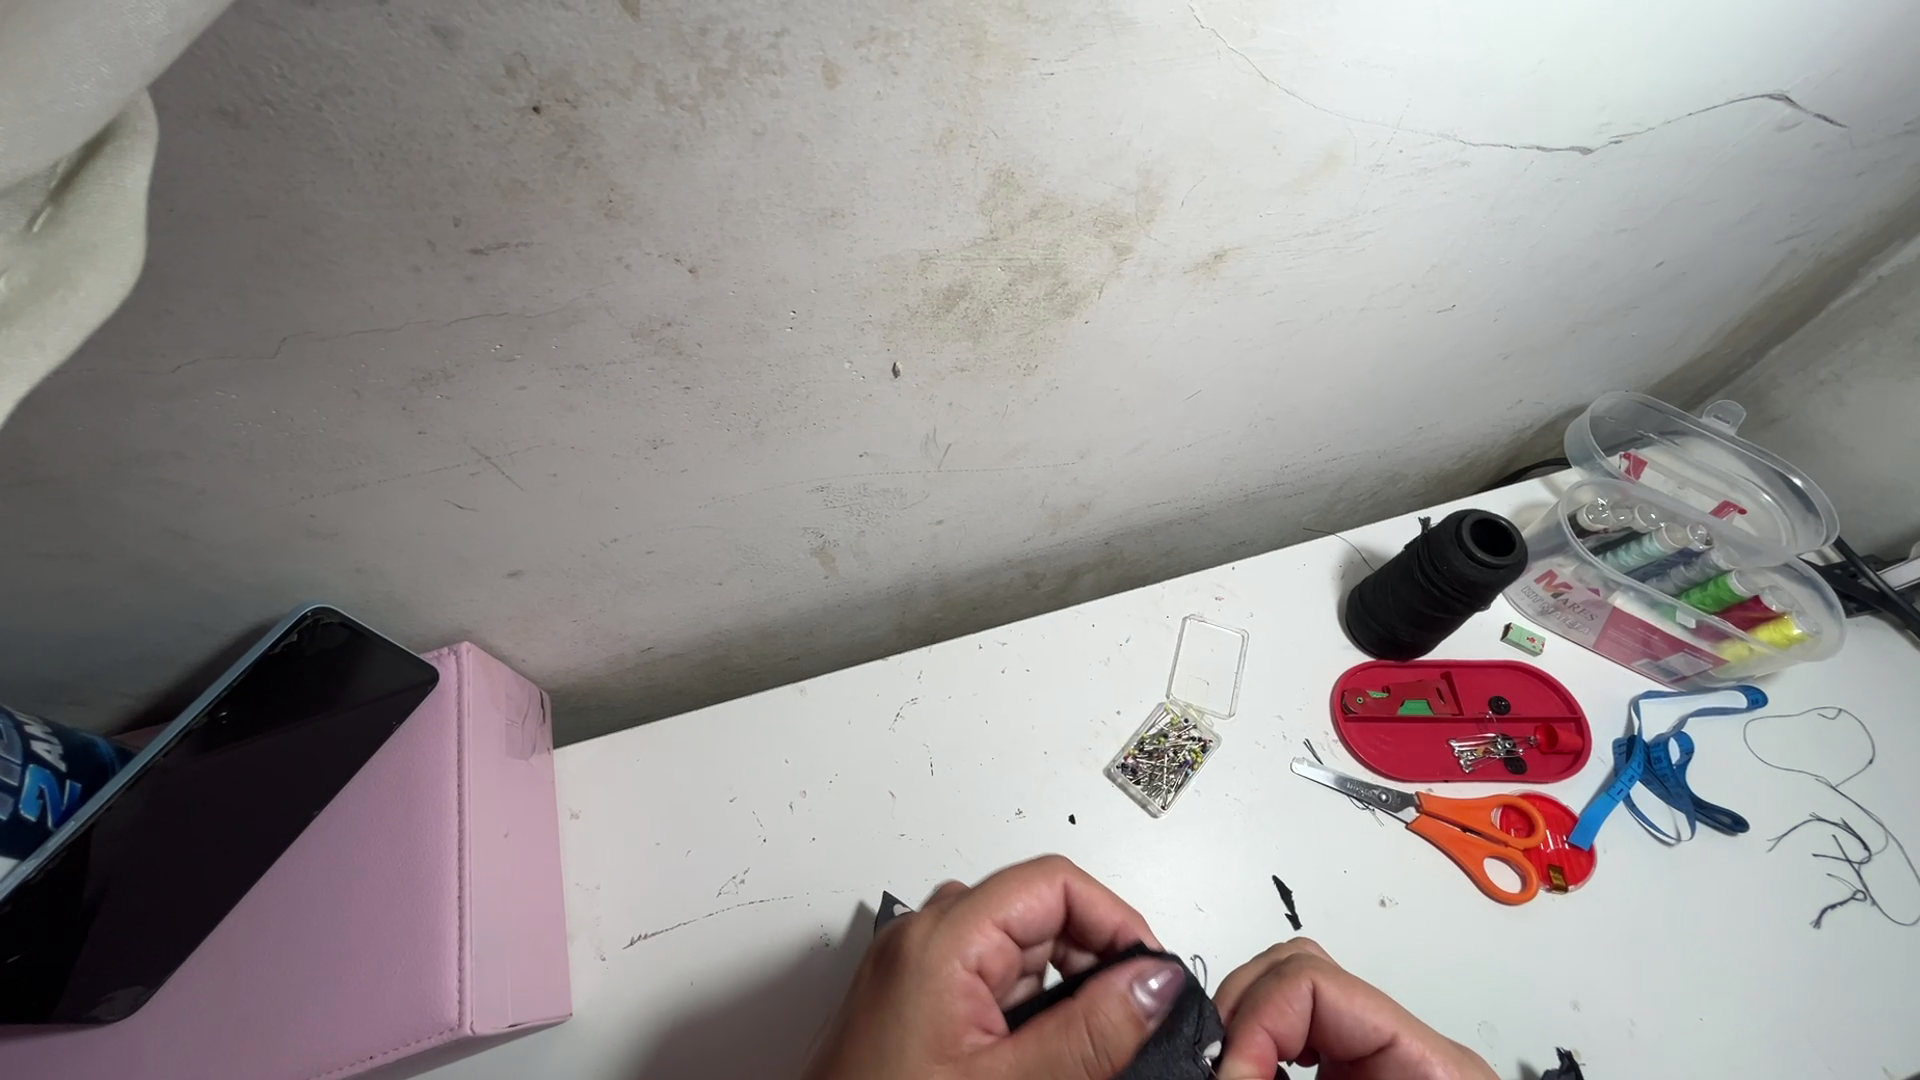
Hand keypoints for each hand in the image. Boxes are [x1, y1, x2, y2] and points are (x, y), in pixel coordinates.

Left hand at [802, 855, 1187, 1079]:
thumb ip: (1087, 1033)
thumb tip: (1153, 980)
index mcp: (940, 939)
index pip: (1052, 882)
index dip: (1113, 919)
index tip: (1150, 971)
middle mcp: (925, 935)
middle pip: (1038, 910)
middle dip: (1093, 962)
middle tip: (1128, 1023)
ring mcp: (919, 963)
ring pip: (1020, 946)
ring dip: (1064, 991)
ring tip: (1081, 1053)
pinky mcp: (919, 992)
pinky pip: (993, 975)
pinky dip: (1030, 1008)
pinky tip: (1039, 1057)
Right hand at [1213, 939, 1495, 1079]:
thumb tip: (1222, 1071)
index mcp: (1431, 1063)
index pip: (1313, 979)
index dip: (1255, 1017)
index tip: (1227, 1072)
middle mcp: (1405, 1048)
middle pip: (1296, 969)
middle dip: (1240, 1011)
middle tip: (1216, 1066)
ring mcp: (1381, 1063)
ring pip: (1290, 996)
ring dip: (1244, 1026)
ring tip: (1227, 1070)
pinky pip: (1299, 1038)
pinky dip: (1260, 1048)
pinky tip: (1252, 1076)